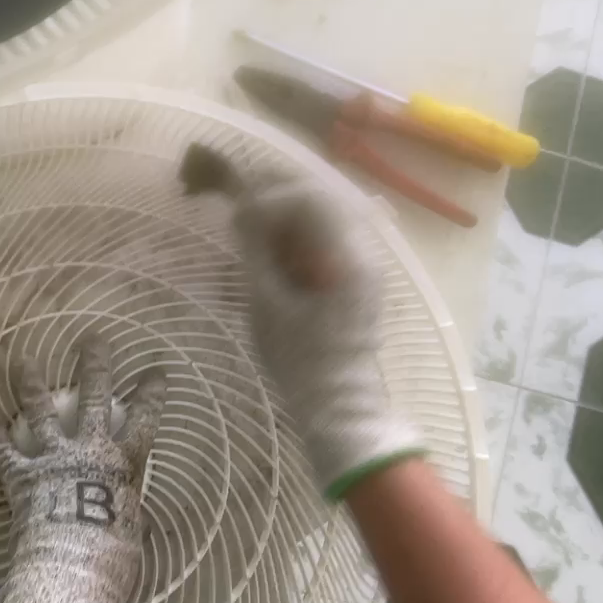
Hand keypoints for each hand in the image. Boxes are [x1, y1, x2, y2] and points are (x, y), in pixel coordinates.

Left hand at [0, 338, 160, 602]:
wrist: (71, 576)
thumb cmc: (112, 563)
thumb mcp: (132, 536)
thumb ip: (128, 515)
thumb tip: (131, 517)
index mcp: (123, 464)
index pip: (144, 421)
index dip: (152, 395)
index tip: (157, 372)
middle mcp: (90, 450)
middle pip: (95, 397)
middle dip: (95, 365)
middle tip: (93, 339)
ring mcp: (54, 458)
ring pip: (42, 411)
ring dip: (32, 384)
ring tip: (25, 361)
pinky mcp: (22, 476)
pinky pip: (1, 450)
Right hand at [232, 176, 424, 497]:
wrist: (337, 404)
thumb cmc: (298, 358)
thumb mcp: (266, 303)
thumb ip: (256, 251)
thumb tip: (244, 211)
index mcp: (344, 258)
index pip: (310, 199)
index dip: (269, 198)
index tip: (238, 217)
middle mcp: (362, 252)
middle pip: (321, 199)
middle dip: (278, 199)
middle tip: (242, 212)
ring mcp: (363, 264)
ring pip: (325, 216)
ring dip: (287, 214)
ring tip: (254, 229)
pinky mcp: (356, 276)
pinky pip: (328, 237)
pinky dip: (298, 234)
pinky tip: (275, 250)